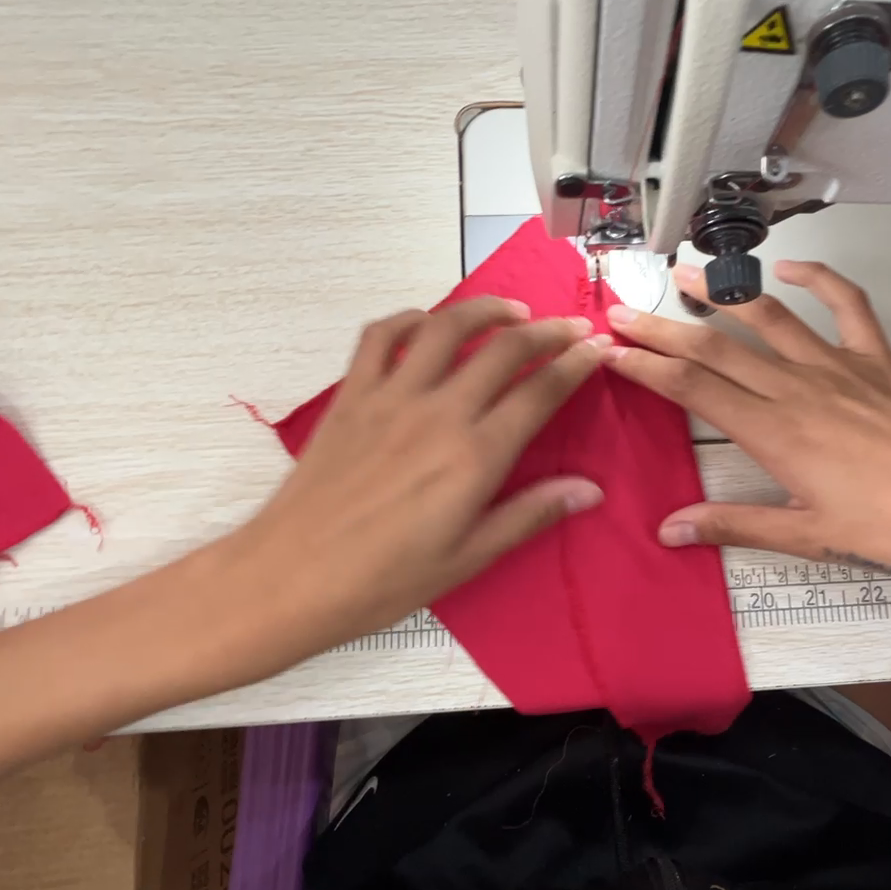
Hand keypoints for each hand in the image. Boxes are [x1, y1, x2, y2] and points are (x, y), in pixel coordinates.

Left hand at [224, 297, 607, 652]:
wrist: (292, 577)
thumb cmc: (386, 579)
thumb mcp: (470, 558)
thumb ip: (530, 514)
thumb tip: (589, 490)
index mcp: (475, 455)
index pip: (540, 392)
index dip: (576, 364)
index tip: (598, 347)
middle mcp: (438, 412)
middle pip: (504, 348)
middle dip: (547, 330)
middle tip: (570, 326)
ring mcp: (390, 397)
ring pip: (445, 327)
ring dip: (486, 310)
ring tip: (512, 311)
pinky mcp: (351, 395)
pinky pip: (379, 336)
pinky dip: (409, 319)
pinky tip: (427, 324)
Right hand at [601, 261, 890, 592]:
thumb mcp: (807, 536)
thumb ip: (733, 525)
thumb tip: (668, 530)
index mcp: (774, 434)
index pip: (693, 389)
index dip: (646, 366)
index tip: (610, 350)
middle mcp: (797, 389)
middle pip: (716, 348)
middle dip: (662, 328)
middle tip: (622, 311)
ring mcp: (839, 367)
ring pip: (768, 319)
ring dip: (723, 293)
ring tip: (686, 275)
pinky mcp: (878, 359)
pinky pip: (847, 306)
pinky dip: (819, 280)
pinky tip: (790, 269)